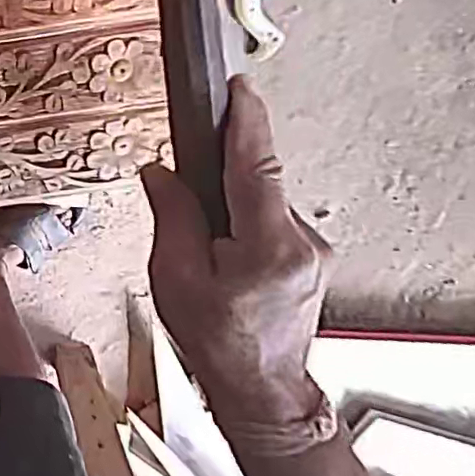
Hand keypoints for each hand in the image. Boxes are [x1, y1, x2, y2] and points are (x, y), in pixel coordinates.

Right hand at [139, 76, 330, 424]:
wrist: (259, 386)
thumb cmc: (213, 338)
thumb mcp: (173, 275)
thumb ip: (172, 216)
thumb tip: (161, 172)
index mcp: (269, 245)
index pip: (256, 168)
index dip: (246, 124)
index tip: (239, 88)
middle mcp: (303, 241)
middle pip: (254, 184)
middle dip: (215, 182)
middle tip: (184, 206)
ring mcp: (313, 250)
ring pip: (259, 205)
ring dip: (225, 210)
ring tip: (200, 251)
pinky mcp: (310, 258)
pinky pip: (268, 221)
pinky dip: (240, 223)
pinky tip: (220, 255)